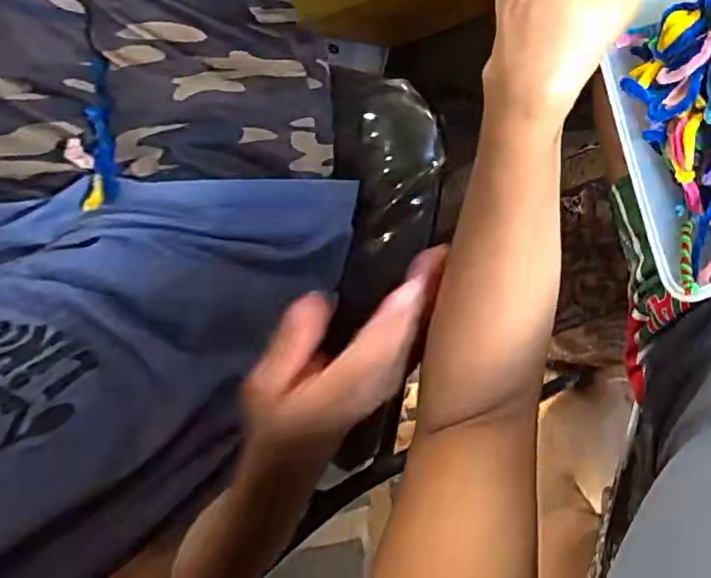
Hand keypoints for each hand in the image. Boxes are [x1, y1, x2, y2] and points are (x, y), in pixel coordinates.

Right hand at [239, 245, 448, 455]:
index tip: (425, 265)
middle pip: (414, 326)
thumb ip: (292, 343)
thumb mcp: (265, 385)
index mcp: (352, 379)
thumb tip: (317, 299)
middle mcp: (386, 375)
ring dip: (435, 296)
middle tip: (443, 250)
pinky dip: (431, 309)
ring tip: (445, 259)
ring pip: (423, 330)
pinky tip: (437, 283)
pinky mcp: (402, 370)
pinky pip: (421, 334)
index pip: (388, 335)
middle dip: (430, 289)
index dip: (408, 300)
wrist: (292, 460)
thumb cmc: (275, 420)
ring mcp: (398, 374)